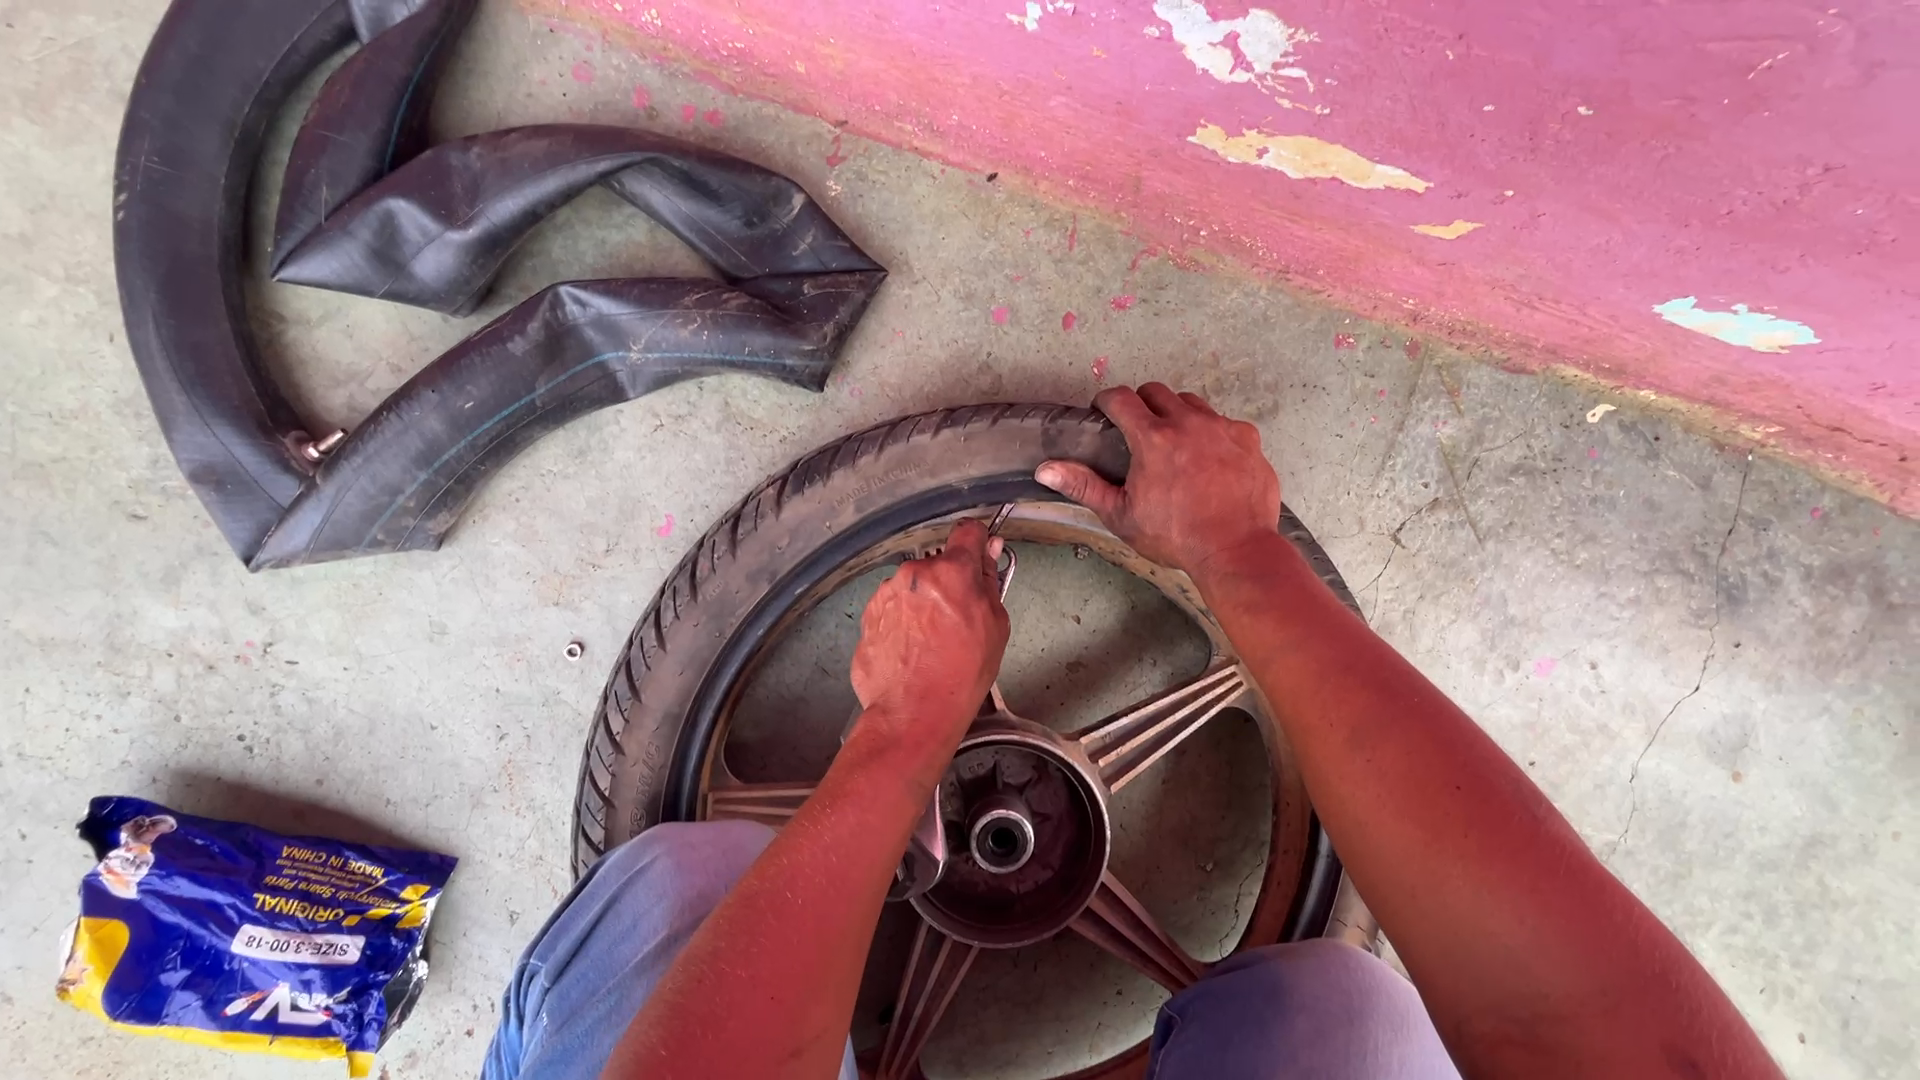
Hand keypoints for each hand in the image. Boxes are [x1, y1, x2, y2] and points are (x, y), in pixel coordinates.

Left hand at [851, 519, 1011, 734]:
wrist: (913, 711)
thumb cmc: (958, 675)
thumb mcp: (994, 627)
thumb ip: (989, 583)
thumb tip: (987, 555)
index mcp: (952, 571)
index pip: (968, 532)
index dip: (976, 543)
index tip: (978, 554)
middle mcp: (915, 573)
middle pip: (938, 565)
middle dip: (949, 585)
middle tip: (959, 620)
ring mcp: (887, 593)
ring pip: (913, 588)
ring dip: (922, 604)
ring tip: (933, 643)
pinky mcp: (868, 614)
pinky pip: (893, 609)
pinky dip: (903, 623)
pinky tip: (914, 651)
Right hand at [1036, 383, 1279, 581]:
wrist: (1236, 549)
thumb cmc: (1175, 536)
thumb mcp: (1121, 515)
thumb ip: (1084, 486)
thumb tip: (1046, 470)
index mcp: (1153, 438)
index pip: (1121, 398)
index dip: (1106, 401)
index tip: (1103, 412)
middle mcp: (1189, 423)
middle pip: (1156, 392)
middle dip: (1140, 404)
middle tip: (1136, 430)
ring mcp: (1223, 428)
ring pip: (1192, 403)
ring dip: (1176, 414)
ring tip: (1174, 443)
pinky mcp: (1248, 439)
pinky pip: (1224, 423)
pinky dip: (1211, 434)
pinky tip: (1209, 460)